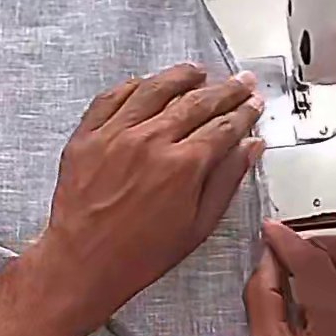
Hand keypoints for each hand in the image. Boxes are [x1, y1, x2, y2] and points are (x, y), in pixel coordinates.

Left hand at [17, 63, 264, 335]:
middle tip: (238, 83)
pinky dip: (133, 86)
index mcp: (182, 166)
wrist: (83, 263)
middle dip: (224, 90)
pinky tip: (145, 83)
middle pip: (196, 101)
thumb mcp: (197, 226)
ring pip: (155, 89)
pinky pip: (111, 97)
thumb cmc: (138, 254)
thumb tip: (249, 147)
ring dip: (181, 76)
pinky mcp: (87, 136)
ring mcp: (115, 135)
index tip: (252, 106)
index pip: (223, 125)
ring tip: (197, 71)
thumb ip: (226, 180)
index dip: (243, 113)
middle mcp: (150, 141)